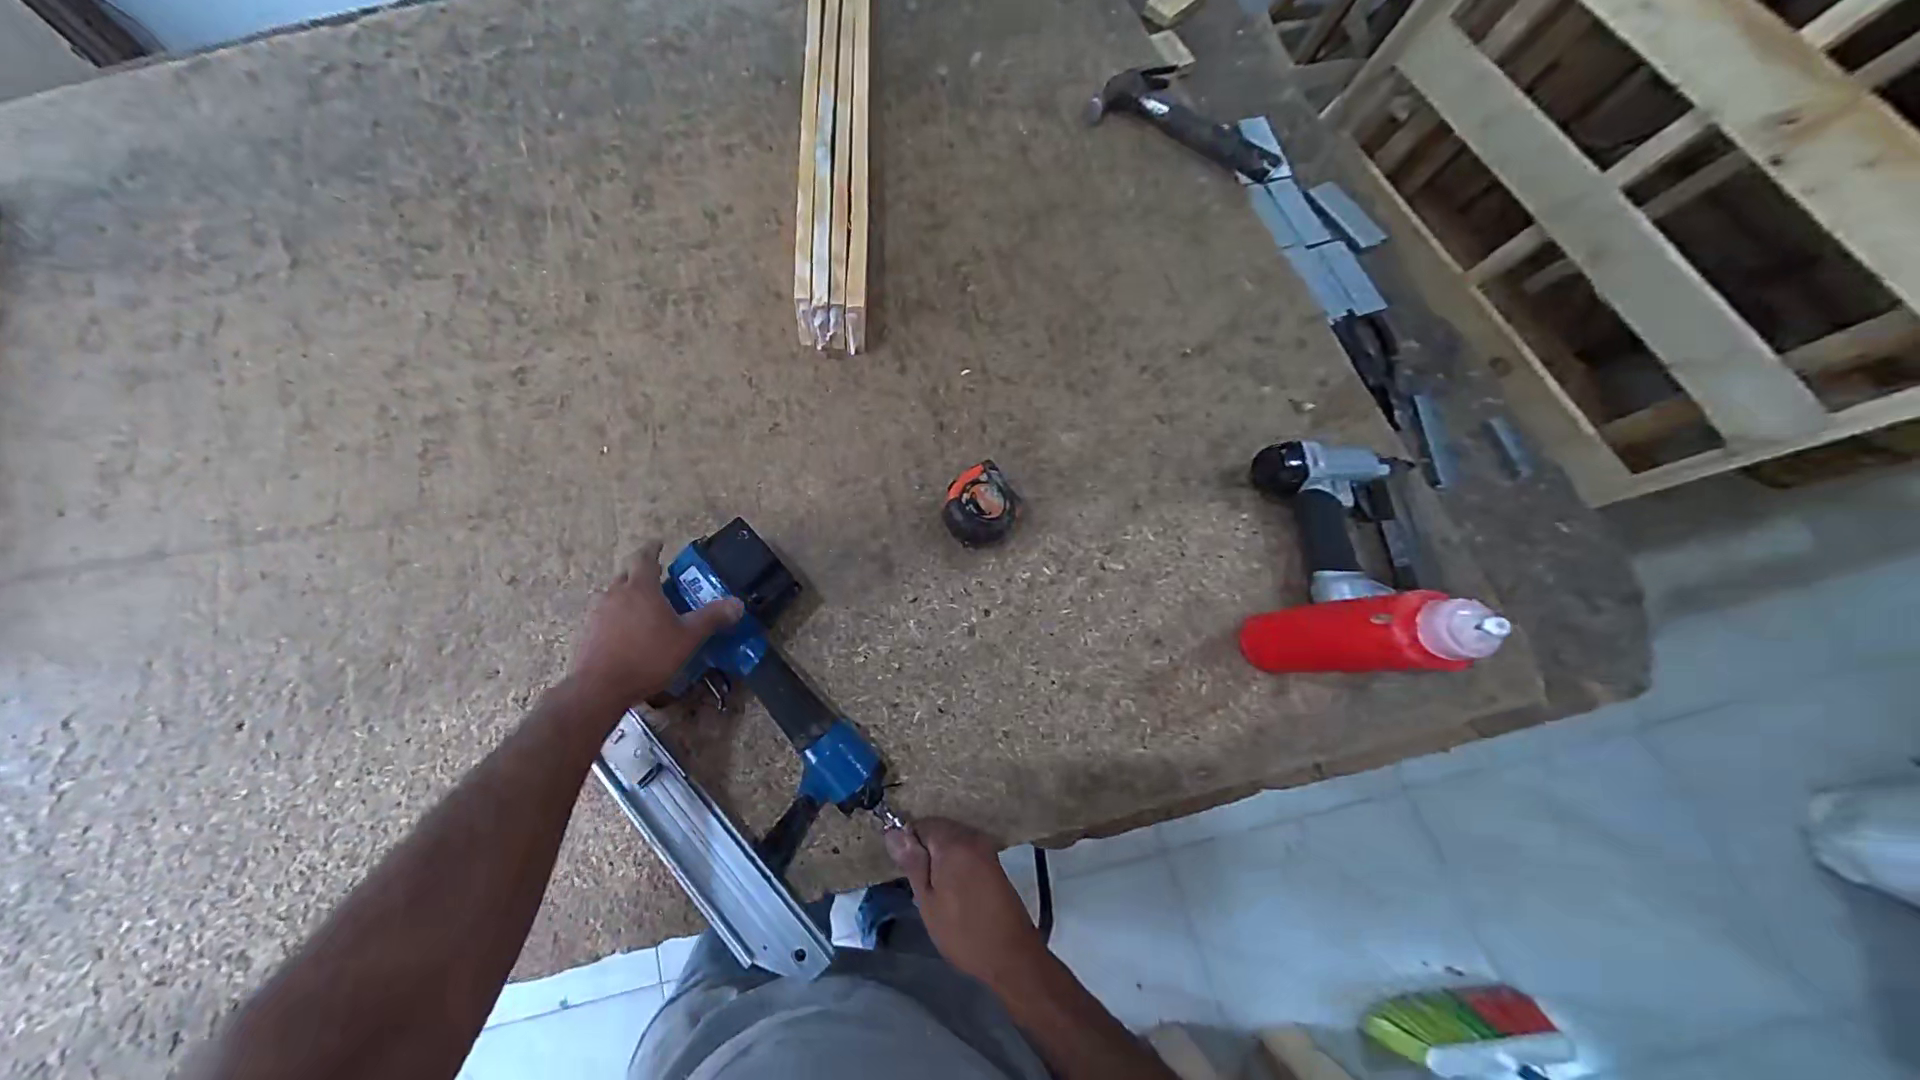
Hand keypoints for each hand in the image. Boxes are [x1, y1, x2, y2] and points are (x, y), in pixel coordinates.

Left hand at [568, 542, 743, 706]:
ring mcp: (599, 613)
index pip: (644, 557)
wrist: (600, 687)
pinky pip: (607, 614)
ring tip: (647, 605)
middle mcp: (616, 594)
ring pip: (615, 594)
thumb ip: (712, 618)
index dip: (652, 549)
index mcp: (641, 588)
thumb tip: (738, 604)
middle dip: (641, 571)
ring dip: (630, 593)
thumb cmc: (648, 656)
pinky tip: (631, 631)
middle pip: (627, 574)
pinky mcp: (589, 632)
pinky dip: (620, 614)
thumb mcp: (688, 637)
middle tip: (657, 575)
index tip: (659, 544)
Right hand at [884, 817, 1047, 987]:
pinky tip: (954, 889)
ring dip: (940, 858)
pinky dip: (955, 862)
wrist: (1010, 955)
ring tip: (937, 891)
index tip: (908, 873)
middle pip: (939, 829)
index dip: (909, 845)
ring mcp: (986, 848)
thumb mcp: (927, 900)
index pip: (921, 824)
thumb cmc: (962, 931)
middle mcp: (972, 837)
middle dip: (926, 851)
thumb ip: (912, 863)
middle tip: (922, 886)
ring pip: (952, 840)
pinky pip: (966, 850)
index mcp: (954, 842)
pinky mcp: (994, 861)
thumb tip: (892, 832)